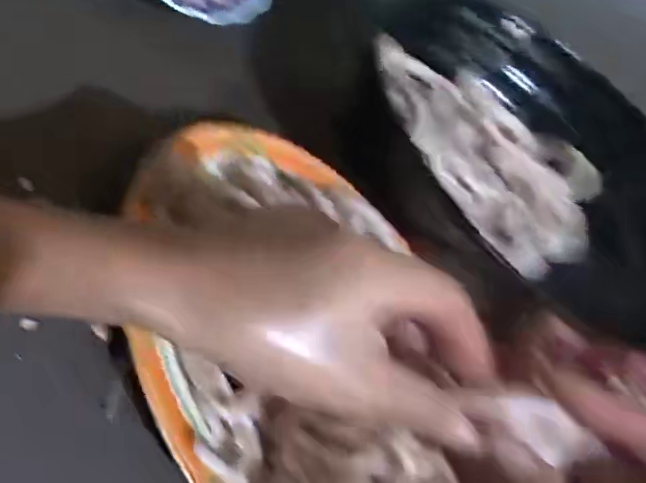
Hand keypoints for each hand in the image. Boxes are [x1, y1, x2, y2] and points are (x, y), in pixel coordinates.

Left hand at [142, 208, 494, 449]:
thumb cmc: (268, 334)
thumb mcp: (355, 385)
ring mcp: (296, 222)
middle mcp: (340, 229)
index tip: (471, 398)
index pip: (452, 297)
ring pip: (360, 275)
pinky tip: (313, 332)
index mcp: (373, 260)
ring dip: (378, 322)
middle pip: (406, 283)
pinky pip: (321, 264)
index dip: (474, 350)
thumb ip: (424, 405)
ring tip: (366, 370)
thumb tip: (474, 424)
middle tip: (420, 391)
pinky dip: (337, 300)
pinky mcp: (262, 227)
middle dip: (423, 339)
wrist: (171, 279)